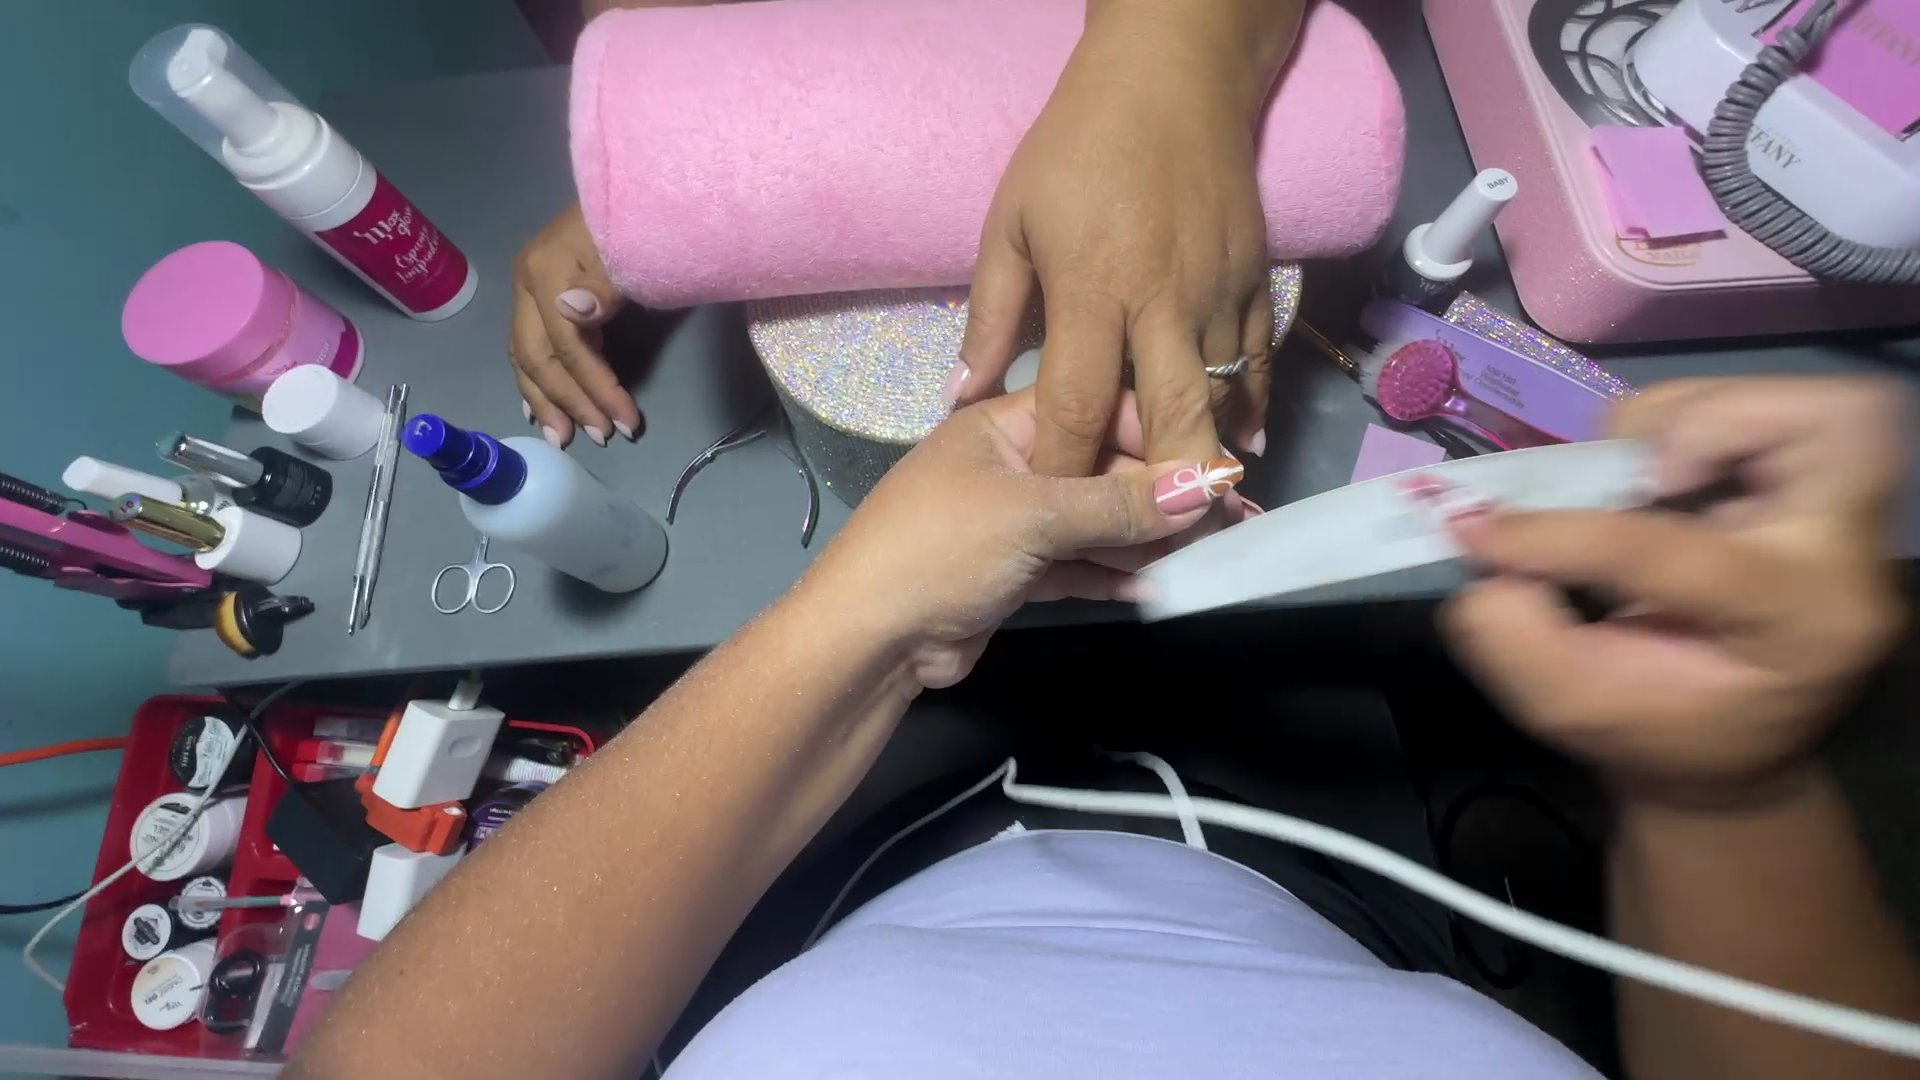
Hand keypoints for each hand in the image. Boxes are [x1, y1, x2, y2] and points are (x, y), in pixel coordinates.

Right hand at [509, 203, 637, 447]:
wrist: (641, 186)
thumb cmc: (643, 222)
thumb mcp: (631, 252)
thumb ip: (604, 283)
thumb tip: (572, 311)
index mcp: (546, 272)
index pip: (566, 348)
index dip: (596, 389)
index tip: (627, 423)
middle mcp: (529, 281)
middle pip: (537, 357)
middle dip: (567, 403)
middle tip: (596, 438)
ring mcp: (532, 286)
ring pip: (528, 355)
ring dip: (547, 399)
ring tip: (561, 435)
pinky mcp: (544, 292)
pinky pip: (534, 343)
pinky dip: (539, 378)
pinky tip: (540, 404)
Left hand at [799, 389, 1247, 688]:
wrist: (871, 638)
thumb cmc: (942, 549)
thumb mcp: (1031, 515)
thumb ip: (1118, 503)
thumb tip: (1205, 485)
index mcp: (1003, 426)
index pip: (1094, 410)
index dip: (1155, 436)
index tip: (1212, 465)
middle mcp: (1013, 467)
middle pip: (1101, 472)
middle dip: (1161, 497)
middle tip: (1229, 519)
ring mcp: (1015, 524)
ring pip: (1094, 523)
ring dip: (1146, 539)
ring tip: (1211, 551)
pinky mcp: (1018, 573)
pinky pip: (1079, 565)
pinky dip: (1114, 574)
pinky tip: (1160, 582)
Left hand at [953, 20, 1274, 475]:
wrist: (1174, 70)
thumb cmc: (1074, 152)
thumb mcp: (1010, 226)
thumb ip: (990, 319)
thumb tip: (962, 393)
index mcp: (1091, 290)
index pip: (1077, 404)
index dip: (1068, 467)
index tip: (1061, 513)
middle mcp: (1162, 302)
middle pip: (1166, 416)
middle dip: (1163, 486)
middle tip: (1156, 536)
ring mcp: (1220, 292)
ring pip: (1221, 397)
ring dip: (1209, 458)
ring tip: (1200, 509)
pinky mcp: (1260, 279)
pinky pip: (1261, 360)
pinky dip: (1252, 408)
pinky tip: (1240, 447)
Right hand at [1443, 377, 1907, 800]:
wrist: (1718, 739)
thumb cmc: (1646, 729)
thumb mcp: (1559, 706)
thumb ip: (1507, 633)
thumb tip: (1479, 544)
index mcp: (1789, 625)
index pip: (1667, 551)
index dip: (1554, 535)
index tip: (1468, 531)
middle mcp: (1834, 556)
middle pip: (1832, 425)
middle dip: (1705, 426)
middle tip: (1626, 475)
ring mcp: (1823, 517)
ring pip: (1791, 406)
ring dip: (1674, 422)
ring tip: (1614, 476)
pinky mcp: (1789, 494)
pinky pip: (1746, 414)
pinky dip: (1667, 428)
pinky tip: (1628, 478)